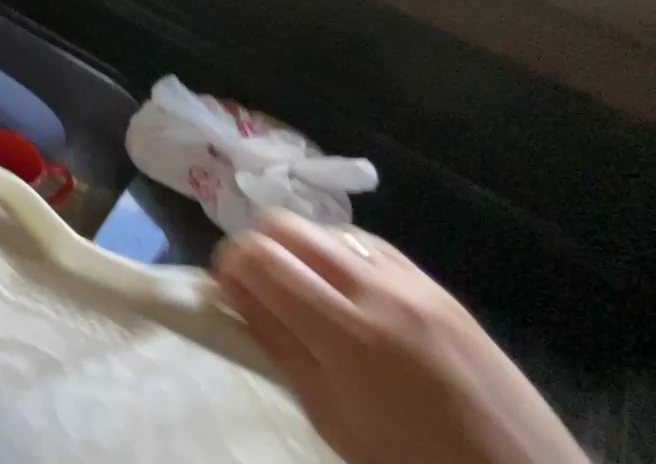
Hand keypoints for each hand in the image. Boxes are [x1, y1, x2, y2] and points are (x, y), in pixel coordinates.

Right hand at [213, 212, 583, 463]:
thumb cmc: (410, 460)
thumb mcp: (328, 414)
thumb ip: (276, 344)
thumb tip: (231, 292)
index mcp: (346, 332)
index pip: (257, 256)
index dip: (228, 265)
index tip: (227, 292)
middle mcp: (378, 291)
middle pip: (286, 225)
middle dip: (258, 247)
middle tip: (259, 288)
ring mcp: (414, 284)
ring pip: (325, 228)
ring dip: (299, 249)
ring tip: (305, 291)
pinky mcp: (438, 286)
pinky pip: (368, 245)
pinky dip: (340, 254)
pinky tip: (346, 291)